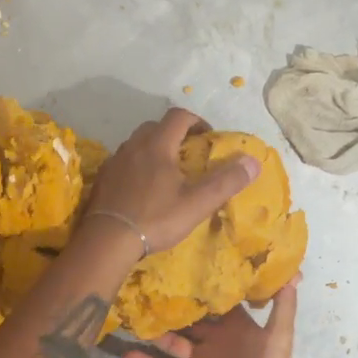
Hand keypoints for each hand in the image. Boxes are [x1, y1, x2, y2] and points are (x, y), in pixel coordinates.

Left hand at [84, 108, 259, 256]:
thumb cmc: (156, 218)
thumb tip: (253, 162)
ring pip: (138, 144)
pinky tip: (144, 189)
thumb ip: (226, 181)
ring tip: (167, 173)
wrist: (107, 241)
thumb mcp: (198, 203)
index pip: (179, 116)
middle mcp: (134, 146)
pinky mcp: (103, 179)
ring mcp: (115, 162)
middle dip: (175, 135)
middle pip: (156, 127)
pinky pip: (124, 162)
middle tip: (189, 155)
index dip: (197, 121)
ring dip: (155, 150)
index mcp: (158, 145)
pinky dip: (138, 166)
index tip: (208, 137)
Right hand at [122, 279, 302, 357]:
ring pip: (172, 342)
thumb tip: (294, 272)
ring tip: (130, 317)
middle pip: (189, 320)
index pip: (215, 301)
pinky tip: (127, 354)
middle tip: (144, 289)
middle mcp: (215, 338)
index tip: (179, 266)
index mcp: (235, 325)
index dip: (200, 286)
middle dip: (170, 307)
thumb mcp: (279, 335)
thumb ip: (283, 305)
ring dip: (154, 332)